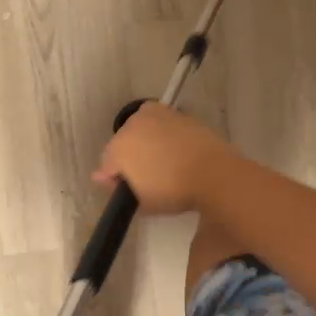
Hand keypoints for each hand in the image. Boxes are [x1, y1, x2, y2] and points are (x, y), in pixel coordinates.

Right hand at [92, 103, 234, 214]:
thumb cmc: (174, 192)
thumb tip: (101, 177)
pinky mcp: (176, 113)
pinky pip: (160, 122)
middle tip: (146, 177)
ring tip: (161, 161)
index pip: (107, 165)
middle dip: (129, 158)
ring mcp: (155, 115)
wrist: (213, 172)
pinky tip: (173, 147)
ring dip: (144, 142)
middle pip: (122, 143)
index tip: (128, 191)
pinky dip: (161, 132)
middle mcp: (132, 125)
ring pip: (140, 129)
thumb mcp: (142, 202)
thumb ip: (117, 189)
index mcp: (119, 148)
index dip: (116, 180)